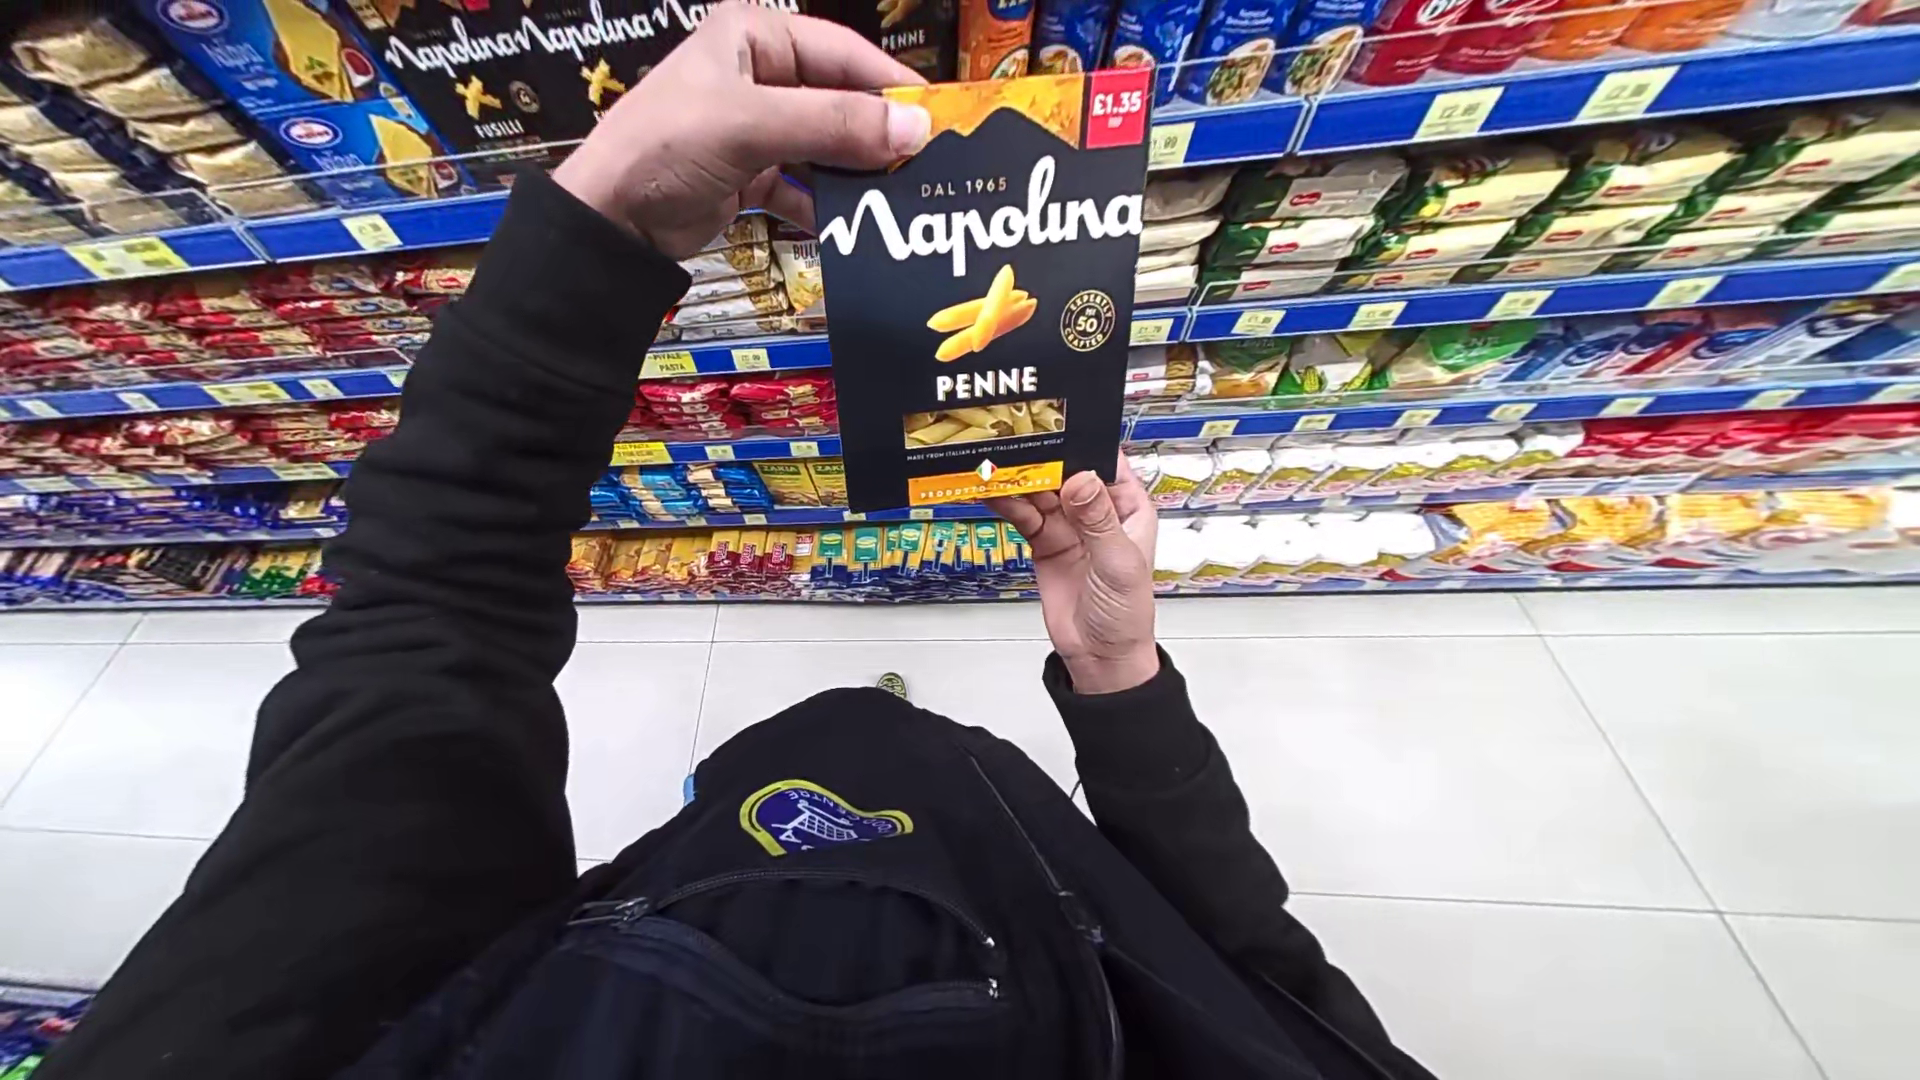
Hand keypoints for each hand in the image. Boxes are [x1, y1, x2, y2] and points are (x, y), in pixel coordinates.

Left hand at [552, 3, 931, 257]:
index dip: (890, 86)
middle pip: (839, 104)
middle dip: (877, 138)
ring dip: (856, 178)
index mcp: (756, 39)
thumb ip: (834, 126)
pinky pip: (806, 189)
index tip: (936, 118)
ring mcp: (761, 132)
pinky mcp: (757, 176)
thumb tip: (914, 131)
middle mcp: (762, 80)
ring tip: (895, 201)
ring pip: (826, 151)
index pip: (842, 54)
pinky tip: (851, 228)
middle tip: (923, 168)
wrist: (617, 218)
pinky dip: (826, 209)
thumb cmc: (670, 147)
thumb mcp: (754, 126)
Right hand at [987, 456, 1160, 694]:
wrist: (1099, 655)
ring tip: (997, 469)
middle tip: (1015, 447)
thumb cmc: (1126, 613)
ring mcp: (1068, 525)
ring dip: (1020, 480)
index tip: (1056, 428)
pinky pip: (1024, 515)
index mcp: (1128, 507)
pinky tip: (993, 494)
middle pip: (1066, 472)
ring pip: (1041, 491)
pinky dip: (1008, 504)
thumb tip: (1080, 480)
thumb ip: (1098, 522)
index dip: (1083, 444)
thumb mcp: (1118, 564)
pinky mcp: (1044, 541)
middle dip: (1042, 460)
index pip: (1105, 463)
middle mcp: (1096, 511)